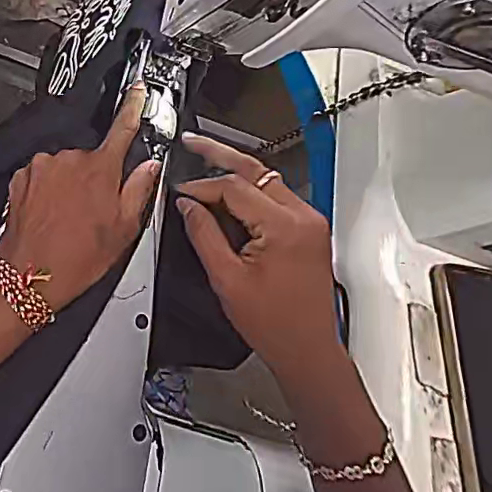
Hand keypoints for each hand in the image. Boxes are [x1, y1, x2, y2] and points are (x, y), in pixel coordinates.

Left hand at [0, 84, 160, 308]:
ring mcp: (43, 166)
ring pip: (66, 168)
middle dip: (96, 177)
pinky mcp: (22, 176)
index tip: (137, 90)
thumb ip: (139, 189)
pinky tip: (52, 216)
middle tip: (95, 210)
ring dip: (70, 186)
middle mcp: (70, 159)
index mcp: (101, 168)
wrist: (29, 274)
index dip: (132, 106)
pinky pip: (43, 176)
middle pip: (92, 158)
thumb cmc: (77, 256)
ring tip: (70, 219)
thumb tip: (148, 167)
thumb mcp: (124, 228)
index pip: (122, 127)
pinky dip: (49, 191)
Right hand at [174, 134, 340, 380]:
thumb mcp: (227, 279)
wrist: (308, 349)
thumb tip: (189, 206)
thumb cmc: (275, 325)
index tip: (182, 194)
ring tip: (207, 165)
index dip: (202, 187)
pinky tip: (229, 199)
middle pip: (256, 172)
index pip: (235, 188)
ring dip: (236, 174)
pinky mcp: (310, 230)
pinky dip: (252, 194)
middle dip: (221, 155)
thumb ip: (204, 235)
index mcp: (284, 227)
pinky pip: (277, 198)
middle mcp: (303, 217)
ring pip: (267, 181)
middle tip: (194, 142)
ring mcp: (310, 222)